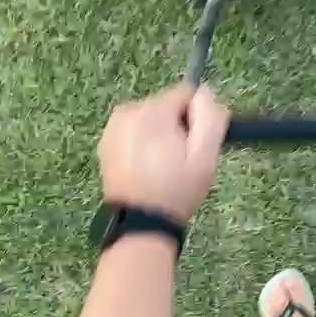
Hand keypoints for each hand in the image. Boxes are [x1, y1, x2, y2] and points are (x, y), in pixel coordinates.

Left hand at [98, 84, 230, 222]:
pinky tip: (145, 169)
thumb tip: (205, 92)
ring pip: (149, 119)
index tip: (193, 147)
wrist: (141, 223)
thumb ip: (210, 117)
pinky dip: (141, 144)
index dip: (195, 120)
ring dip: (158, 135)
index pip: (186, 94)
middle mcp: (128, 110)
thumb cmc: (177, 191)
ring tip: (161, 167)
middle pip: (166, 106)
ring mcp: (112, 127)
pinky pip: (133, 132)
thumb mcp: (206, 157)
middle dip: (176, 128)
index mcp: (153, 111)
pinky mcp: (105, 143)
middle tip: (179, 161)